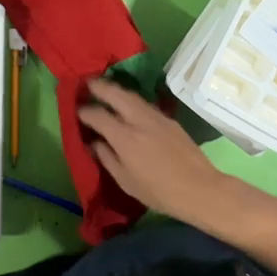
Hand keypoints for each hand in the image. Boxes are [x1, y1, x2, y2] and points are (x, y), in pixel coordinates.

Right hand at [79, 79, 235, 224]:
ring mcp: (155, 116)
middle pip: (115, 94)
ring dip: (115, 89)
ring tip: (105, 88)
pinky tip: (128, 104)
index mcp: (124, 137)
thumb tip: (95, 142)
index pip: (98, 115)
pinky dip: (130, 99)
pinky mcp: (168, 118)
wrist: (199, 188)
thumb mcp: (126, 182)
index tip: (77, 110)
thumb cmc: (159, 192)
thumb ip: (107, 158)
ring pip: (131, 95)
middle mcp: (138, 120)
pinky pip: (143, 103)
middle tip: (88, 83)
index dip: (85, 111)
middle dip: (99, 86)